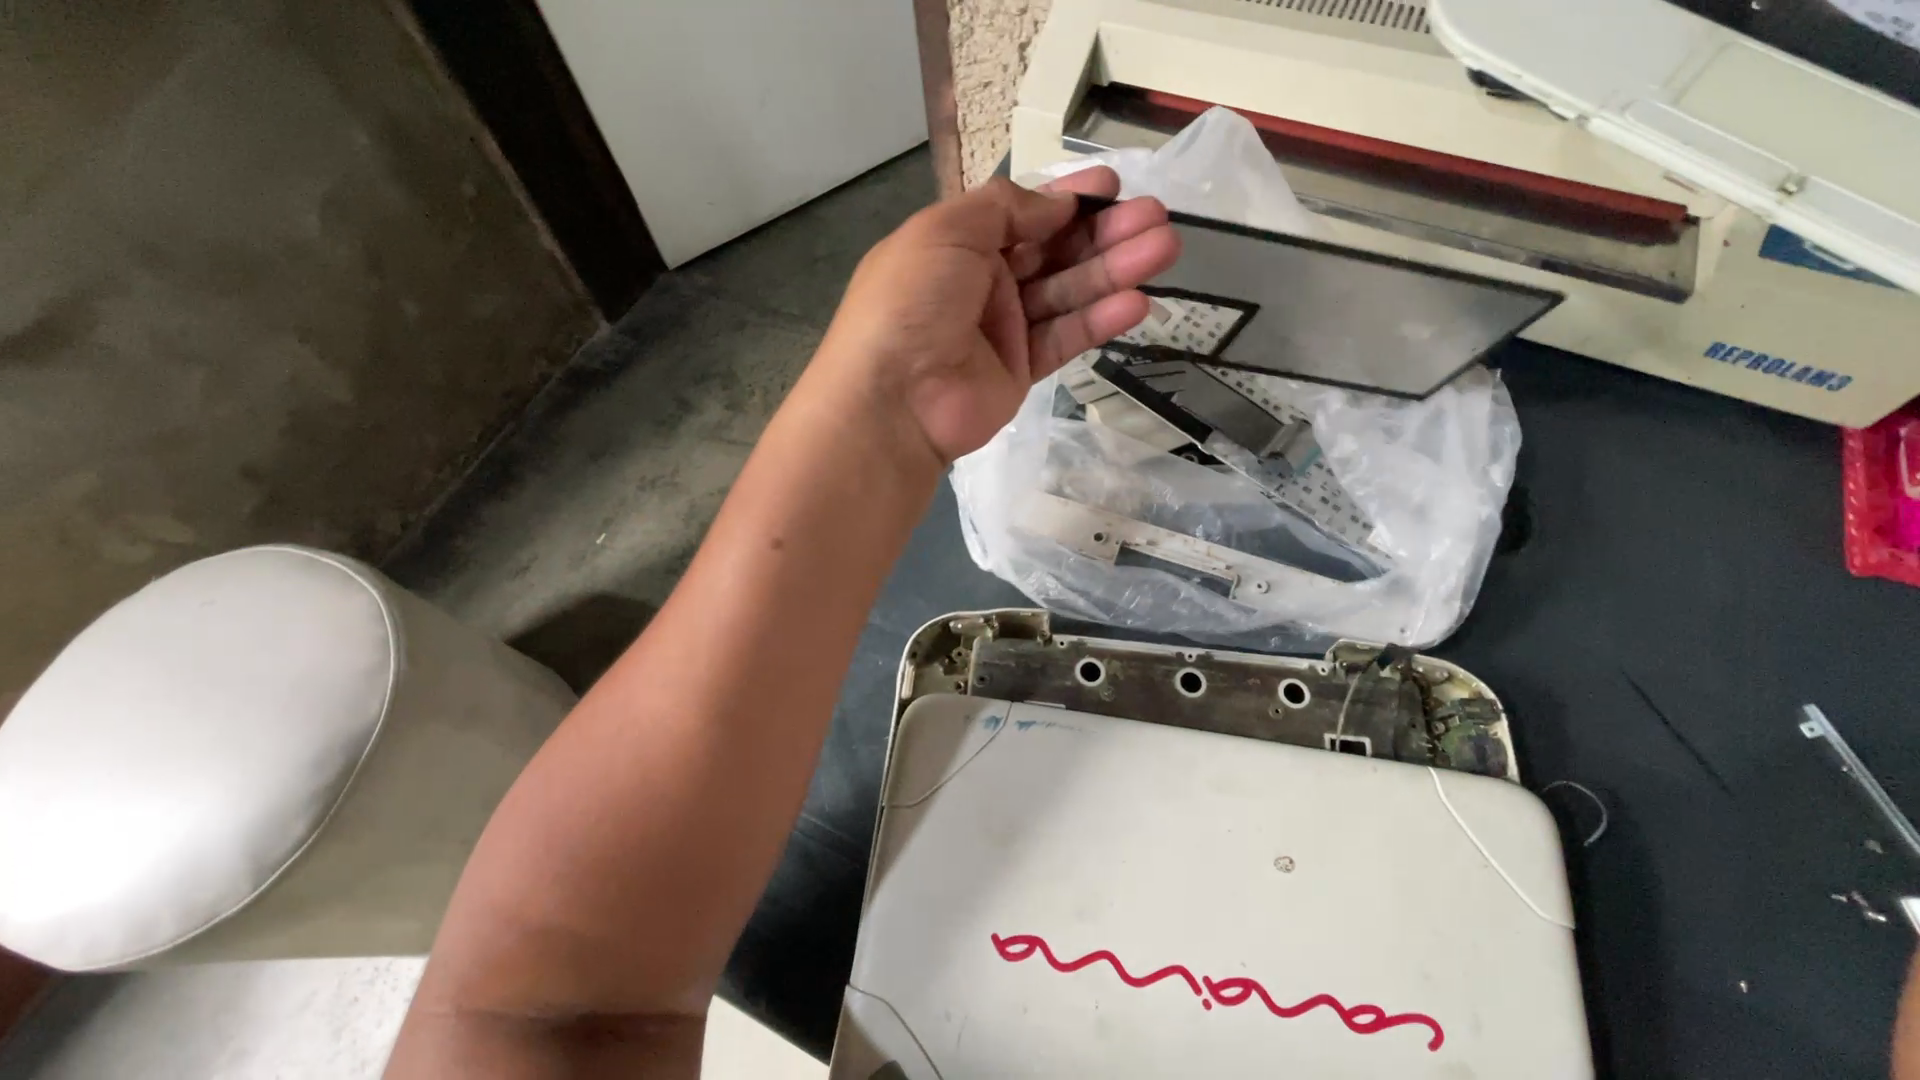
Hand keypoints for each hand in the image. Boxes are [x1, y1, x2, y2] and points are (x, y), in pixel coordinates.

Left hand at [815, 167, 1180, 464]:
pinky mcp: (1019, 371)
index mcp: (957, 244)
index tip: (1114, 186)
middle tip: (1156, 218)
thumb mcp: (948, 230)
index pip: (1023, 215)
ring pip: (1066, 293)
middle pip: (1053, 252)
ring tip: (1165, 248)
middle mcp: (981, 283)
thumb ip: (1004, 207)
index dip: (1067, 200)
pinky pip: (1064, 338)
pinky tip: (1138, 302)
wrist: (892, 400)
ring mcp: (1002, 330)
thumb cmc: (911, 301)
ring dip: (1114, 271)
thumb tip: (1054, 203)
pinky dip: (1099, 320)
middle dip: (1104, 233)